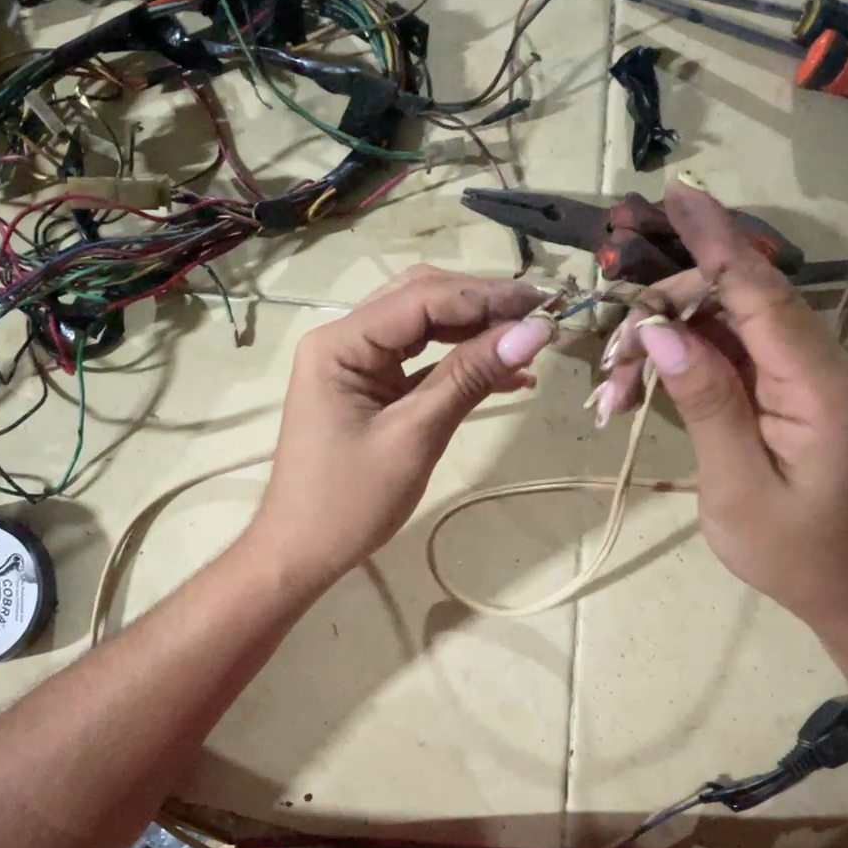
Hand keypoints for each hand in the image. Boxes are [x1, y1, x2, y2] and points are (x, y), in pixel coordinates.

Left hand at [245, 266, 555, 587]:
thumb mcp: (415, 435)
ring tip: (530, 342)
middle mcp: (342, 340)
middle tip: (540, 317)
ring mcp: (353, 363)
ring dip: (474, 332)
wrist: (303, 551)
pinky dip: (458, 364)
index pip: (420, 298)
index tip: (543, 304)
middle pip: (420, 300)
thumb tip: (535, 331)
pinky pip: (418, 362)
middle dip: (481, 305)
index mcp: (339, 344)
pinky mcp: (366, 388)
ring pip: (422, 327)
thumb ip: (470, 376)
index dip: (485, 296)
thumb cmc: (350, 502)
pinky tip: (506, 374)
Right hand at [597, 182, 847, 625]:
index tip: (677, 196)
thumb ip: (707, 401)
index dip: (716, 243)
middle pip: (734, 301)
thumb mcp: (738, 485)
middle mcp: (816, 366)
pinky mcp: (778, 393)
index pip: (762, 294)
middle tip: (610, 326)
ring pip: (719, 328)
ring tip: (610, 391)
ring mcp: (797, 378)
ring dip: (658, 344)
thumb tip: (660, 331)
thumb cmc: (793, 551)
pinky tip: (630, 392)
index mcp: (821, 386)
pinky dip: (673, 367)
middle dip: (664, 301)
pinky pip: (720, 359)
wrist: (843, 587)